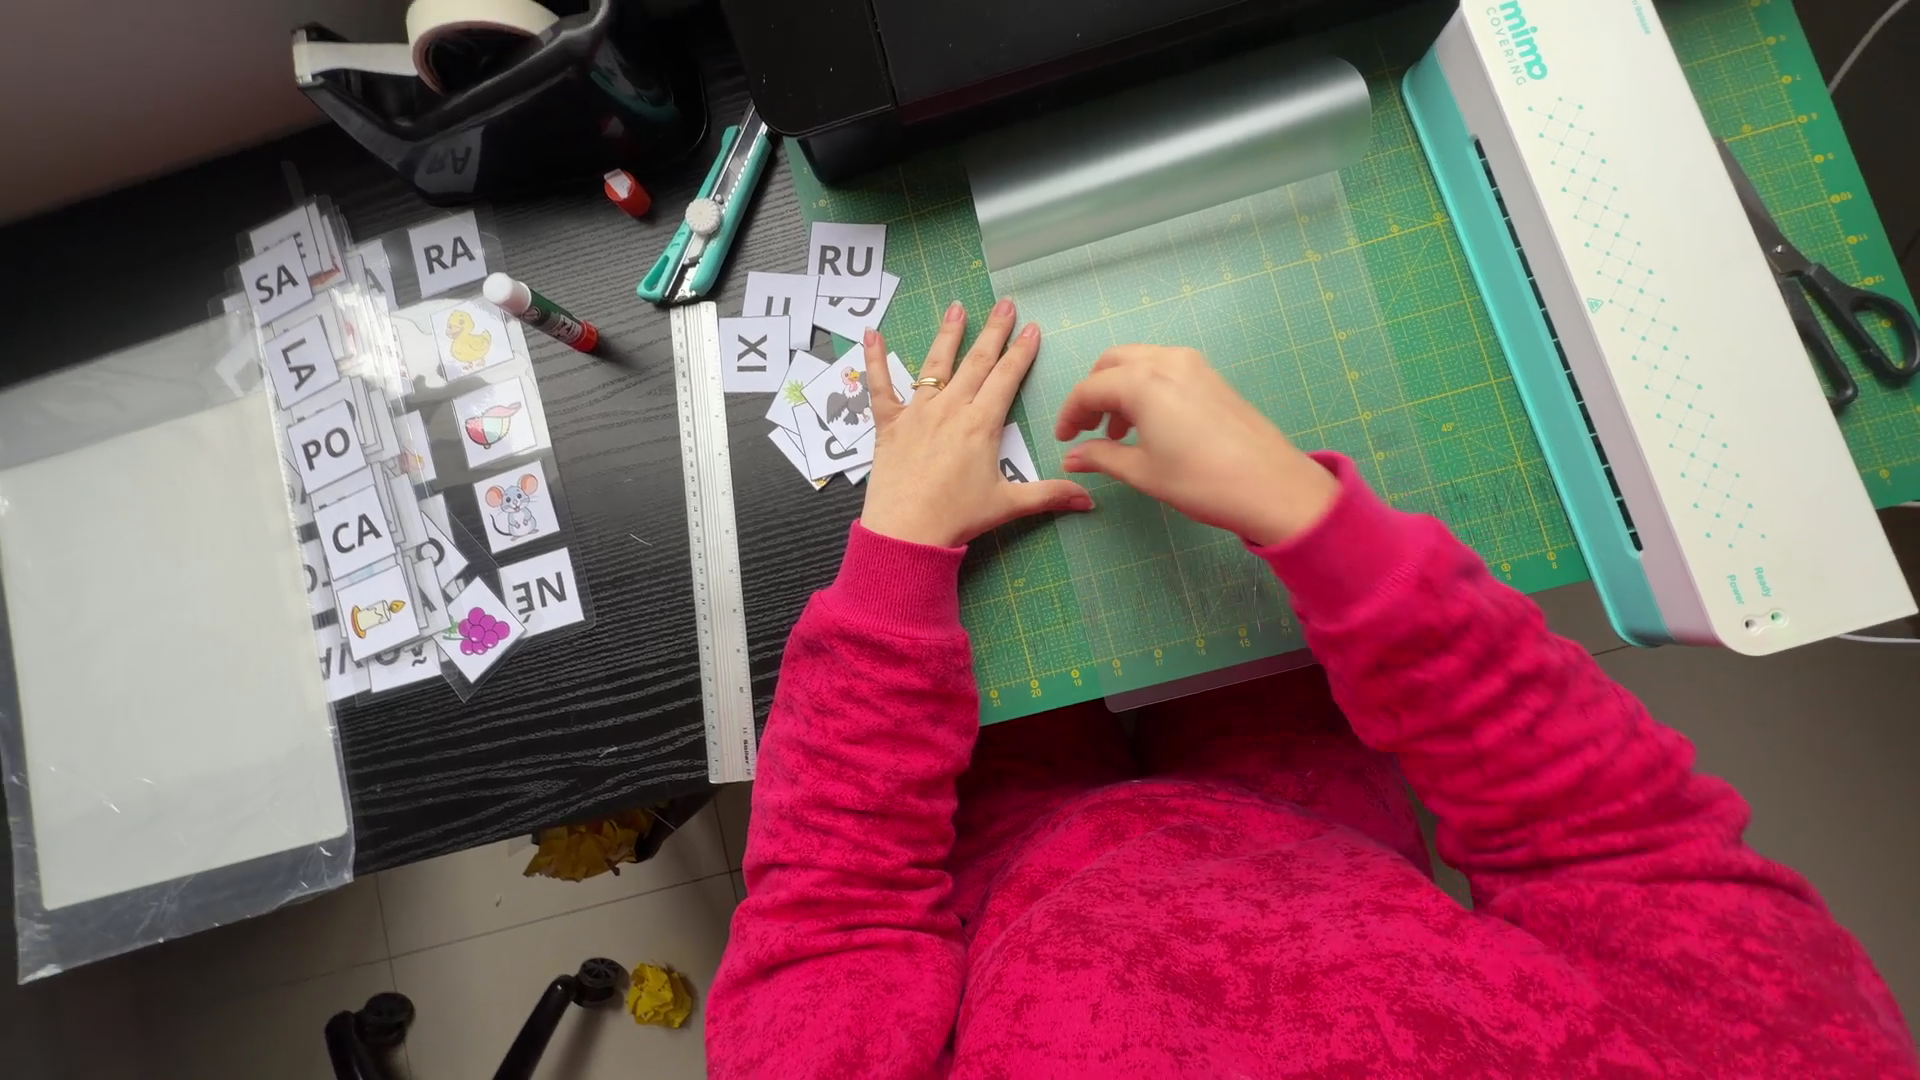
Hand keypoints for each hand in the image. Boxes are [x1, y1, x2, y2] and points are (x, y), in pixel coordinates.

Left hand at [860, 299, 1093, 547]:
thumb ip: (1049, 496)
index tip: (1031, 327)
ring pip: (935, 365)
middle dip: (993, 331)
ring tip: (956, 308)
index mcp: (982, 424)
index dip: (1022, 351)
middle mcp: (951, 409)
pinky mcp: (889, 424)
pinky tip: (870, 335)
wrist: (907, 533)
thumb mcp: (1008, 505)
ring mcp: (918, 413)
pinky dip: (874, 360)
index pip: (1007, 378)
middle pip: (976, 362)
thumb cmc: (957, 517)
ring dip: (948, 335)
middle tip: (1004, 303)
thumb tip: (1089, 500)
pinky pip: (880, 386)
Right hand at [1053, 345, 1339, 546]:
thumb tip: (1072, 457)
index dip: (1070, 414)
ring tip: (1119, 432)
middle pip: (1112, 364)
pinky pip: (1165, 369)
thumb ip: (1101, 457)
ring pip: (1140, 362)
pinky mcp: (1212, 377)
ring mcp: (1194, 366)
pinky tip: (1149, 424)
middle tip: (1087, 428)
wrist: (1271, 486)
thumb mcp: (1142, 472)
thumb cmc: (1200, 481)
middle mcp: (1166, 362)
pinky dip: (1145, 388)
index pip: (1090, 389)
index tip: (1064, 439)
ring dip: (1119, 389)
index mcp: (1142, 382)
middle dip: (1093, 393)